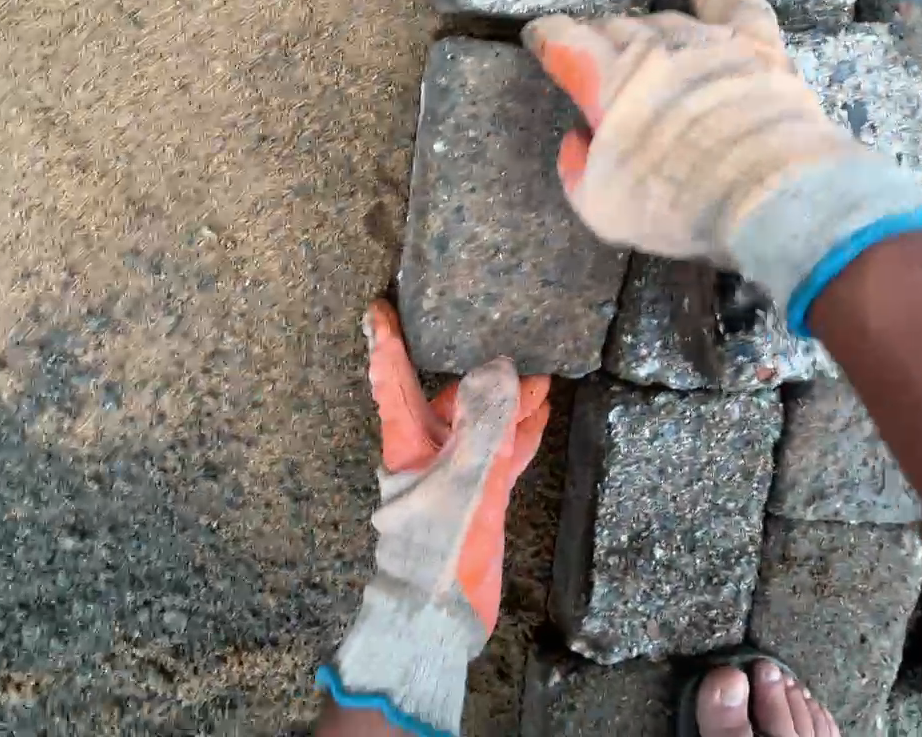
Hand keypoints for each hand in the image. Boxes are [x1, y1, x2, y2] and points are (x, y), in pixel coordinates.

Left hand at [317, 300, 550, 735]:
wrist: (440, 614)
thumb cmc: (438, 544)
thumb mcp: (464, 477)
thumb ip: (485, 423)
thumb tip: (501, 369)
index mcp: (408, 439)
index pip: (392, 377)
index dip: (385, 340)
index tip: (378, 306)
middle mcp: (428, 448)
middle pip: (449, 397)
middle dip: (477, 371)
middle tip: (507, 340)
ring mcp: (455, 471)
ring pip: (482, 422)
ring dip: (508, 400)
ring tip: (540, 374)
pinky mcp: (478, 492)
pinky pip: (500, 451)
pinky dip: (519, 432)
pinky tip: (542, 412)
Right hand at [525, 0, 921, 330]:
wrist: (765, 195)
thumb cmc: (671, 203)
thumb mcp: (597, 205)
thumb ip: (576, 167)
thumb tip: (578, 140)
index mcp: (605, 77)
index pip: (562, 40)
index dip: (546, 38)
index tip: (540, 39)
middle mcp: (652, 46)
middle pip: (613, 26)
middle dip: (596, 39)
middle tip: (597, 62)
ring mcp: (707, 40)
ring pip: (664, 21)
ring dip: (648, 33)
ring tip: (645, 49)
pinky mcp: (758, 45)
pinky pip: (736, 6)